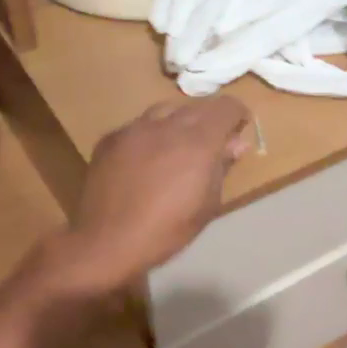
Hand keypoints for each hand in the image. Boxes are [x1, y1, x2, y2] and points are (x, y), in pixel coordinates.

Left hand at [51, 98, 252, 292]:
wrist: (107, 241)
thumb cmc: (168, 229)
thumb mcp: (207, 204)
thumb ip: (223, 167)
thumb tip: (236, 143)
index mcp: (198, 141)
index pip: (226, 107)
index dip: (238, 115)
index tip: (239, 130)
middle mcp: (167, 125)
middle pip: (197, 106)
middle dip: (210, 119)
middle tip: (211, 143)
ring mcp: (135, 128)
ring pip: (165, 111)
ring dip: (179, 122)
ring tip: (177, 146)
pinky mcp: (111, 139)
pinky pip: (138, 126)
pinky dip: (150, 135)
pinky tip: (146, 159)